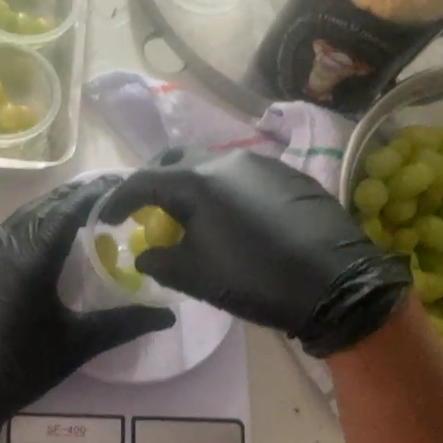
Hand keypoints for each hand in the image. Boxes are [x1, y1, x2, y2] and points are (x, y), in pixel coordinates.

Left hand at [0, 177, 175, 442]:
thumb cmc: (26, 368)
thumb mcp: (81, 344)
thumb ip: (125, 325)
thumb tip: (169, 315)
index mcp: (35, 264)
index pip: (69, 214)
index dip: (95, 195)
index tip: (120, 183)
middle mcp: (10, 250)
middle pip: (47, 210)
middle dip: (77, 197)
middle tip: (108, 190)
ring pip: (22, 218)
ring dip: (49, 205)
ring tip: (78, 197)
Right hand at [101, 149, 410, 357]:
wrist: (334, 283)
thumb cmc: (254, 279)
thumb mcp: (195, 276)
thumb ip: (160, 260)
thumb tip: (145, 253)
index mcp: (196, 181)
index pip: (143, 181)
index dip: (120, 200)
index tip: (108, 218)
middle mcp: (227, 161)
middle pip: (177, 159)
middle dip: (155, 181)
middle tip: (149, 209)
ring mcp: (263, 165)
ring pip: (213, 165)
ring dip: (193, 185)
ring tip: (192, 217)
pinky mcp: (289, 177)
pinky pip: (243, 177)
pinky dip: (225, 192)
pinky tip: (234, 220)